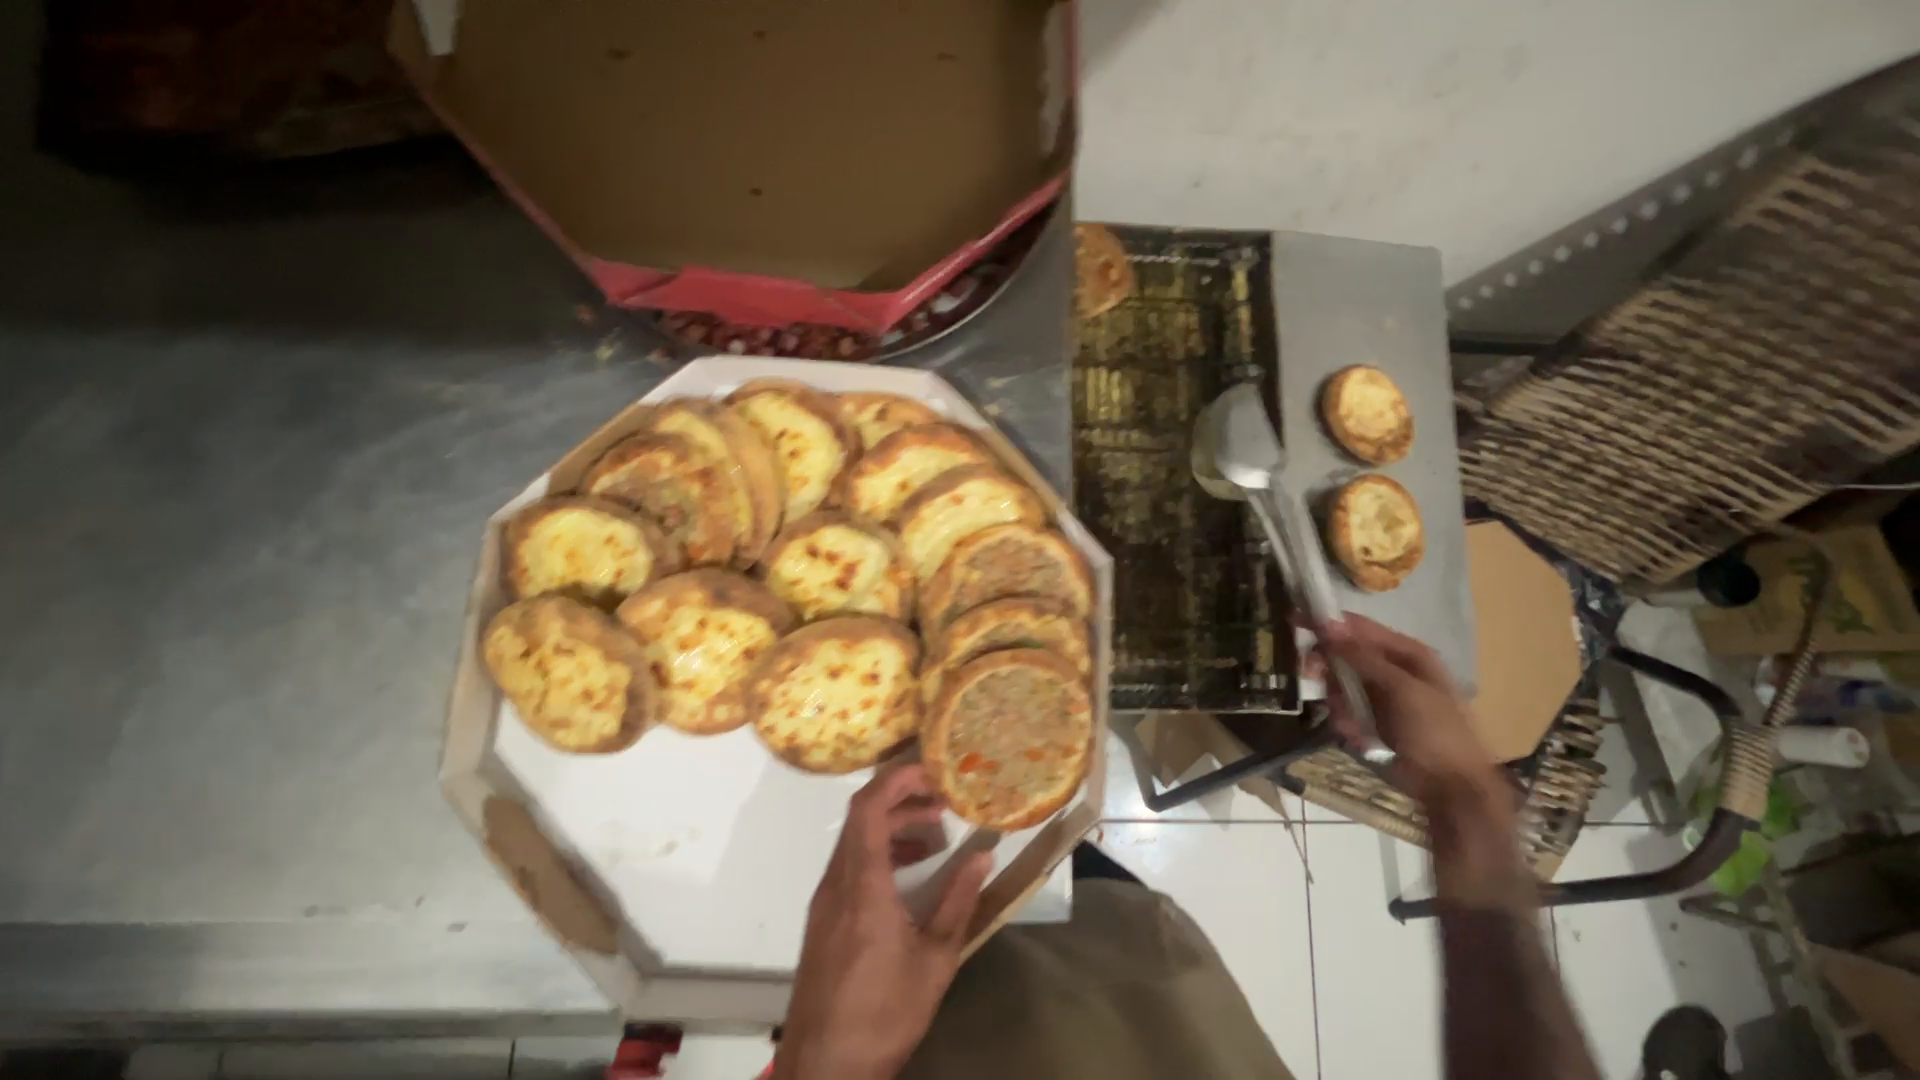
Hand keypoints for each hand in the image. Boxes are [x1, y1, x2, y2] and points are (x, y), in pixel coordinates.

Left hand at [773, 764, 993, 1079]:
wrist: (826, 1064)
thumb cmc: (885, 1012)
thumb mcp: (935, 959)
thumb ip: (959, 900)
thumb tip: (983, 854)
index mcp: (863, 886)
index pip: (868, 808)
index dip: (896, 780)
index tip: (931, 771)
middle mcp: (836, 883)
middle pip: (862, 818)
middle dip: (902, 800)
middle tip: (943, 803)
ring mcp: (825, 900)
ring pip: (855, 841)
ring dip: (892, 828)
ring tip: (934, 836)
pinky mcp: (823, 917)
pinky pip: (849, 865)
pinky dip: (879, 853)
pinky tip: (909, 873)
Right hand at [1319, 615, 1498, 802]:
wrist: (1451, 787)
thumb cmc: (1435, 732)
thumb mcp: (1401, 689)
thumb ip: (1362, 656)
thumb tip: (1327, 625)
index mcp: (1407, 654)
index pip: (1358, 627)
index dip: (1327, 622)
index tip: (1294, 620)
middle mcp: (1391, 669)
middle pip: (1343, 655)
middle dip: (1329, 670)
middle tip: (1312, 676)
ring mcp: (1380, 696)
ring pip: (1338, 685)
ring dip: (1339, 704)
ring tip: (1352, 724)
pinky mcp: (1370, 720)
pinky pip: (1343, 710)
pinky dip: (1345, 723)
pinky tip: (1359, 738)